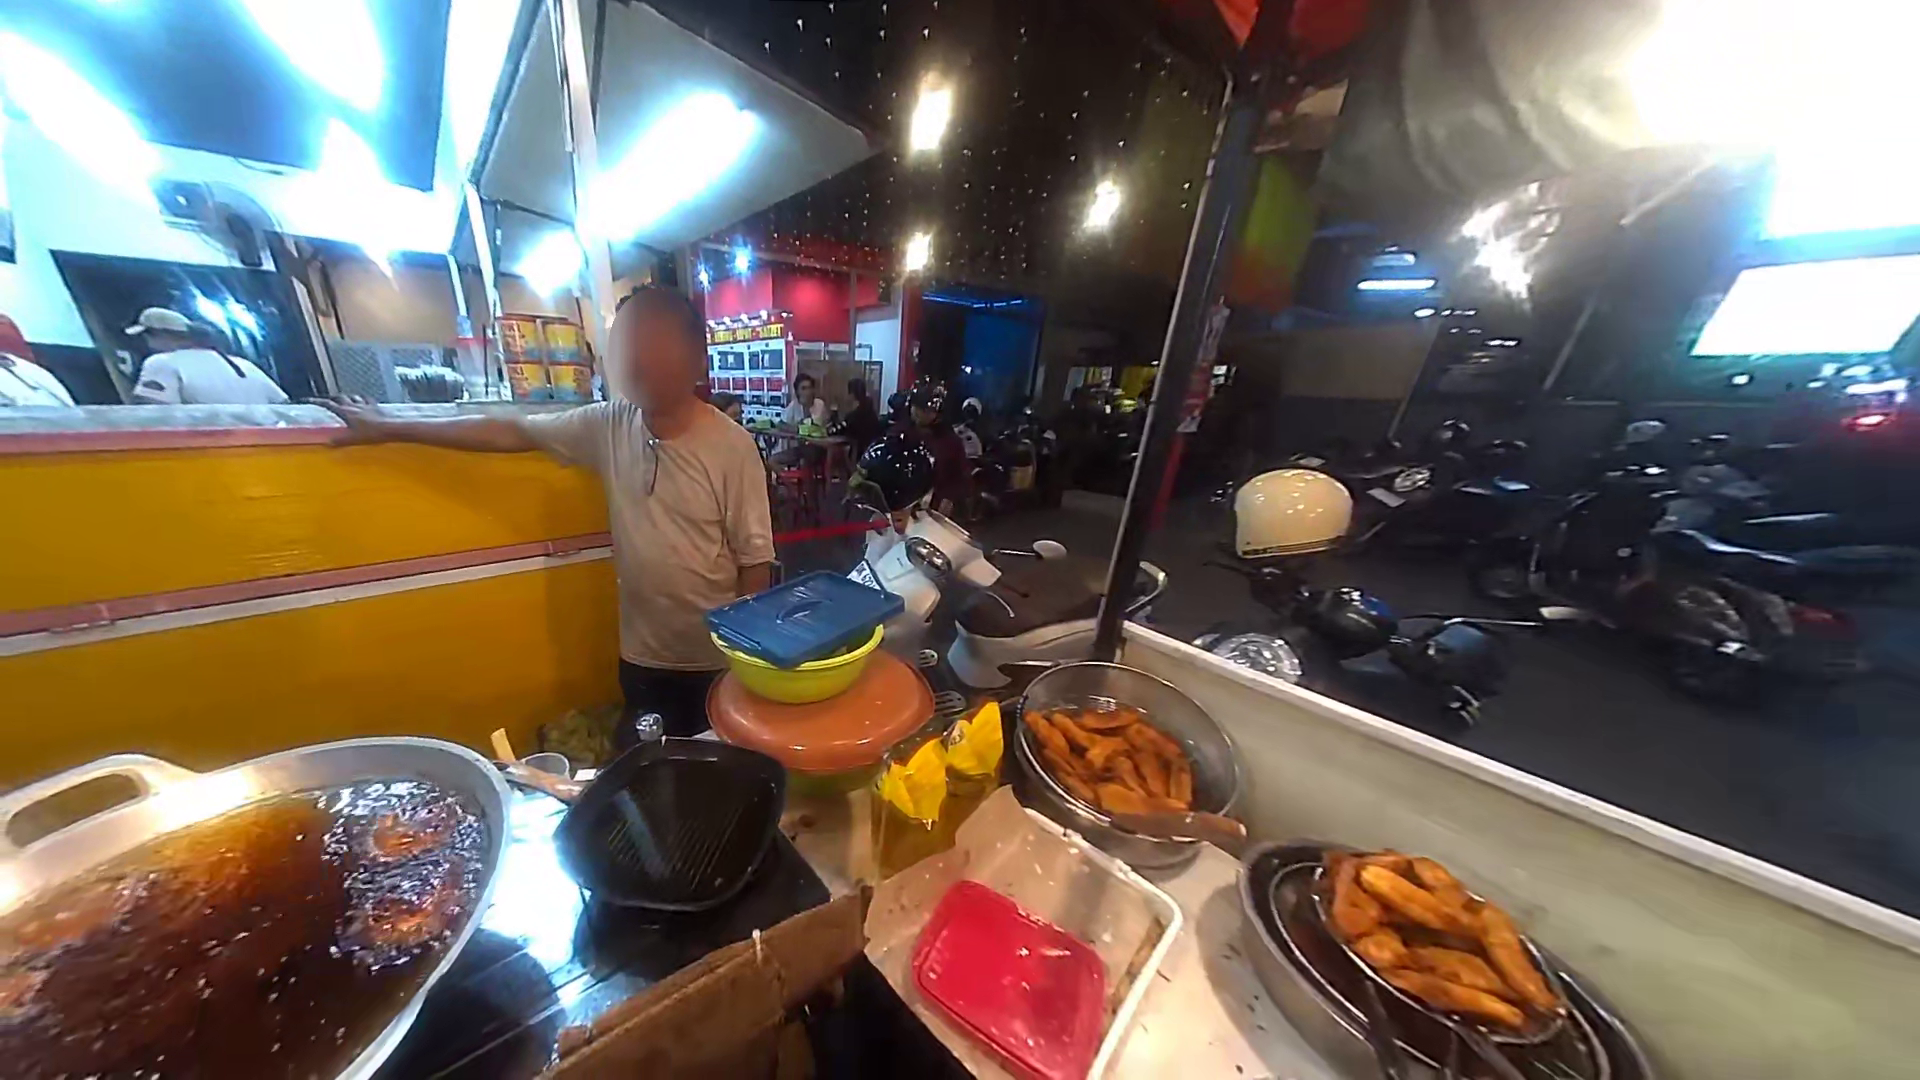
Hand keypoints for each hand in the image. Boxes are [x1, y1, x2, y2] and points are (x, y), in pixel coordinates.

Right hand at [309, 397, 390, 445]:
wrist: (394, 428)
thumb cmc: (374, 433)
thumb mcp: (354, 439)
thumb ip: (340, 441)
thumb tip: (328, 443)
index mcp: (345, 412)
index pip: (326, 403)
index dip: (316, 401)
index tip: (307, 400)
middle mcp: (354, 406)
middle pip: (340, 397)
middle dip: (332, 398)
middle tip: (329, 401)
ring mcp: (367, 405)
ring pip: (354, 396)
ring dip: (348, 397)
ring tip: (346, 400)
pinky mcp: (378, 407)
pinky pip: (369, 399)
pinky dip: (364, 399)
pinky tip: (366, 402)